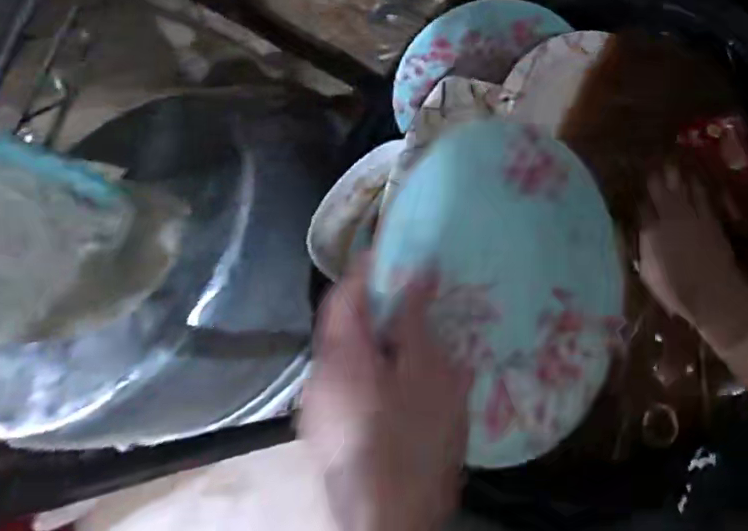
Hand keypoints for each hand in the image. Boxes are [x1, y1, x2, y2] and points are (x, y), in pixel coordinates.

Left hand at [301, 260, 471, 530]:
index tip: (399, 244)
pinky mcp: (332, 433)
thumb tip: (416, 271)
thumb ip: (416, 317)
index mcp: (339, 358)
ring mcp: (321, 411)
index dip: (367, 265)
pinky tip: (409, 368)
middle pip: (344, 323)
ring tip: (421, 322)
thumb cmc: (414, 438)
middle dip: (379, 298)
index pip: (343, 295)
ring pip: (349, 352)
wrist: (392, 523)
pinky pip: (352, 377)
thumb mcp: (428, 369)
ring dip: (380, 330)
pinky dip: (377, 358)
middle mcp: (319, 380)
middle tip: (420, 283)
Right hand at [639, 168, 747, 349]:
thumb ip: (644, 250)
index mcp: (650, 232)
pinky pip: (701, 195)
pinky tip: (694, 179)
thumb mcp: (649, 274)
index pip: (643, 208)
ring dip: (675, 176)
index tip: (641, 196)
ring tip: (671, 164)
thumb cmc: (677, 289)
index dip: (642, 200)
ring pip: (681, 188)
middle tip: (654, 166)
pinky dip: (696, 185)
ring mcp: (691, 214)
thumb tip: (643, 234)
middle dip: (656, 178)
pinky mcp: (709, 217)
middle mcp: (669, 217)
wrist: (712, 290)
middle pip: (660, 191)